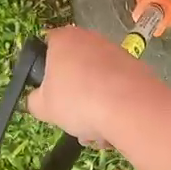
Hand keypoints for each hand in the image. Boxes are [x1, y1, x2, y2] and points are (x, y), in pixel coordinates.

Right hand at [26, 25, 161, 144]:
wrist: (130, 107)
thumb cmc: (78, 101)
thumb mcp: (43, 107)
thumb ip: (34, 101)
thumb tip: (39, 100)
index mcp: (63, 39)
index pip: (47, 48)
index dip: (46, 73)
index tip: (50, 95)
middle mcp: (90, 38)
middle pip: (75, 71)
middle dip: (74, 98)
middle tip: (74, 119)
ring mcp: (116, 52)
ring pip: (97, 85)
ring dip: (94, 109)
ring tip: (96, 131)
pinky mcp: (136, 69)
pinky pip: (117, 91)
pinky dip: (114, 108)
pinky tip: (114, 127)